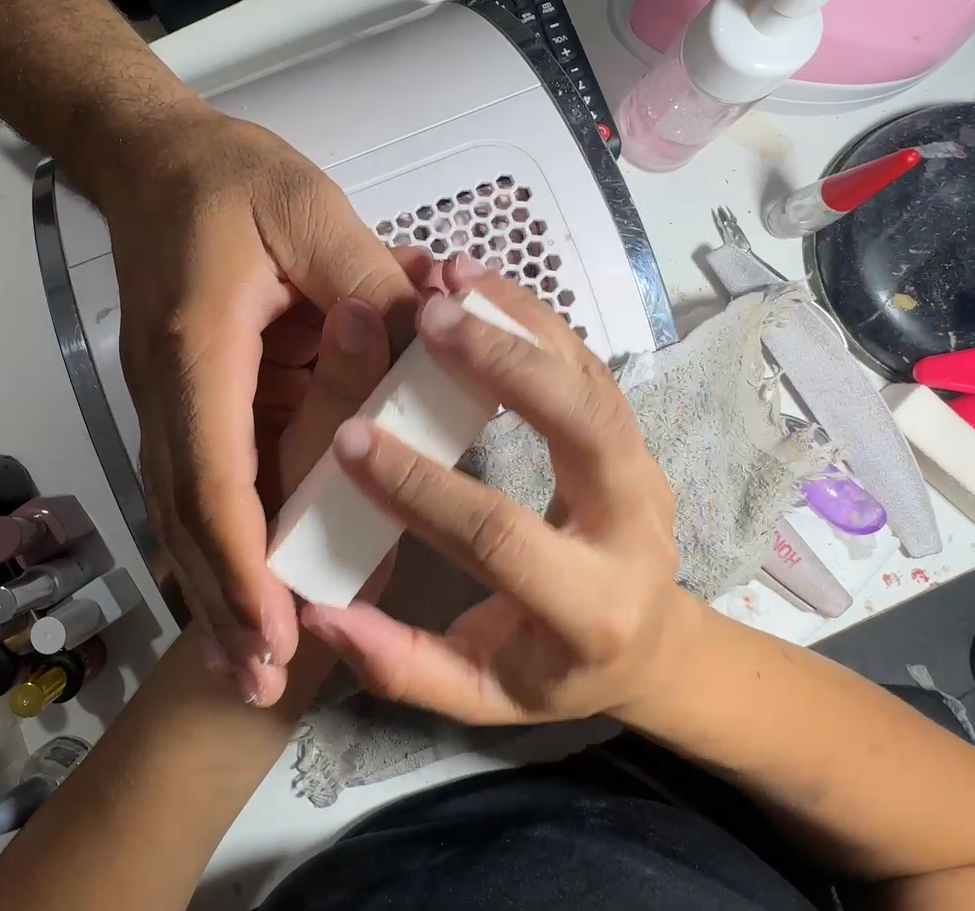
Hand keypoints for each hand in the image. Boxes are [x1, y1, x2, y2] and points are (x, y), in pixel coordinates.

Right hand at [103, 109, 416, 705]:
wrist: (152, 161)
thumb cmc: (231, 179)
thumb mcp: (311, 213)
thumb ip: (368, 282)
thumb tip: (418, 350)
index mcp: (201, 350)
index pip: (215, 474)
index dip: (240, 559)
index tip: (274, 630)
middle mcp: (169, 391)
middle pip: (186, 512)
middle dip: (220, 598)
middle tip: (259, 681)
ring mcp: (165, 397)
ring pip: (182, 506)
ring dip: (212, 582)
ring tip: (247, 658)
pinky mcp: (180, 394)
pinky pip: (196, 478)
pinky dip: (217, 537)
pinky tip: (241, 577)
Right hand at [299, 262, 702, 724]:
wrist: (654, 646)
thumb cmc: (559, 672)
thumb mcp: (481, 696)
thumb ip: (403, 665)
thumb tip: (320, 615)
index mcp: (590, 605)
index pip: (499, 534)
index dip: (420, 486)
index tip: (350, 439)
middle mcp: (633, 528)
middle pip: (584, 428)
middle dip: (503, 365)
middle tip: (426, 317)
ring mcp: (645, 472)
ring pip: (594, 381)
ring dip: (523, 320)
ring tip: (454, 277)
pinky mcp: (634, 438)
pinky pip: (590, 367)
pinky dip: (538, 320)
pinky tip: (484, 286)